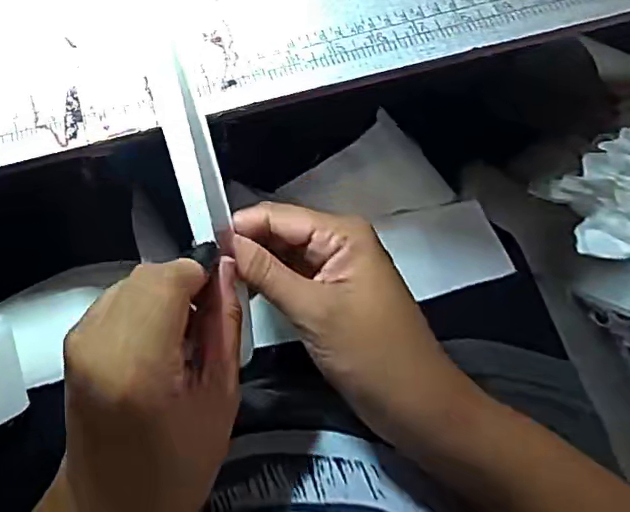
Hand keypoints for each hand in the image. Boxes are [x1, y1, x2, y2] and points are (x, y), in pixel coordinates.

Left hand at [47, 255, 243, 511]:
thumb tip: (224, 273)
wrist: (112, 502)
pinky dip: (137, 309)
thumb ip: (223, 328)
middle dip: (179, 286)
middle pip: (145, 277)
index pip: (166, 278)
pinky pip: (112, 300)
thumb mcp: (218, 401)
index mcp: (135, 360)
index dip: (197, 273)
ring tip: (179, 338)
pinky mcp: (71, 337)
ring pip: (128, 284)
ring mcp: (79, 335)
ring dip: (158, 297)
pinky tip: (154, 343)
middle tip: (204, 318)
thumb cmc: (173, 467)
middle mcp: (98, 338)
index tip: (218, 286)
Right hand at [230, 203, 474, 437]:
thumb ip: (264, 271)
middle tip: (209, 266)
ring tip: (220, 277)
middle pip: (276, 230)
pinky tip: (243, 290)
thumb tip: (222, 243)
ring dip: (253, 263)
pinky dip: (267, 280)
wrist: (424, 415)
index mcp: (341, 233)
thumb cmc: (374, 357)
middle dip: (244, 245)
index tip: (205, 247)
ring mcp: (333, 265)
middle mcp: (337, 239)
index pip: (275, 215)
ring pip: (279, 252)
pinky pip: (289, 272)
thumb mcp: (313, 311)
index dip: (239, 228)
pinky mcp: (329, 289)